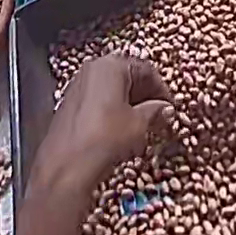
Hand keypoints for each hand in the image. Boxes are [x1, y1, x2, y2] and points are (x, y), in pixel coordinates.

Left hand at [30, 56, 173, 198]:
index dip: (161, 89)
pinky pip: (97, 101)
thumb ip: (155, 111)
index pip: (145, 70)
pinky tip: (120, 132)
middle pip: (127, 77)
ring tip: (142, 127)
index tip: (170, 108)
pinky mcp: (68, 105)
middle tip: (159, 117)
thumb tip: (166, 108)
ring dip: (129, 105)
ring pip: (111, 90)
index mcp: (111, 66)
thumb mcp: (138, 124)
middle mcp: (92, 69)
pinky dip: (112, 112)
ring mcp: (77, 86)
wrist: (65, 168)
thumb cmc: (105, 138)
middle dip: (145, 97)